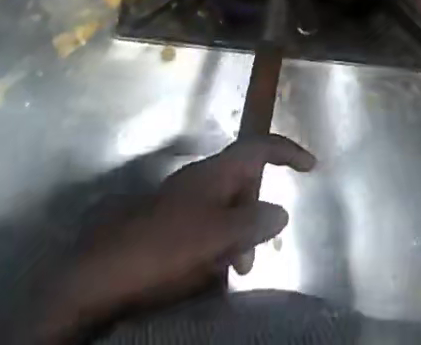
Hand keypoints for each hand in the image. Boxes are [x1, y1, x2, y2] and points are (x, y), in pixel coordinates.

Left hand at [33, 135, 317, 342]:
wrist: (109, 268)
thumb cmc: (167, 245)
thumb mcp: (218, 235)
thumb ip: (253, 222)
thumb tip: (281, 210)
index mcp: (214, 172)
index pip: (257, 147)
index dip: (285, 150)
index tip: (311, 165)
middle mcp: (201, 179)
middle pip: (244, 183)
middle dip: (256, 216)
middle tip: (252, 259)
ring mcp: (185, 199)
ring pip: (227, 210)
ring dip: (237, 239)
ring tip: (230, 274)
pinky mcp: (173, 222)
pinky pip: (209, 228)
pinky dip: (218, 248)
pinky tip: (209, 273)